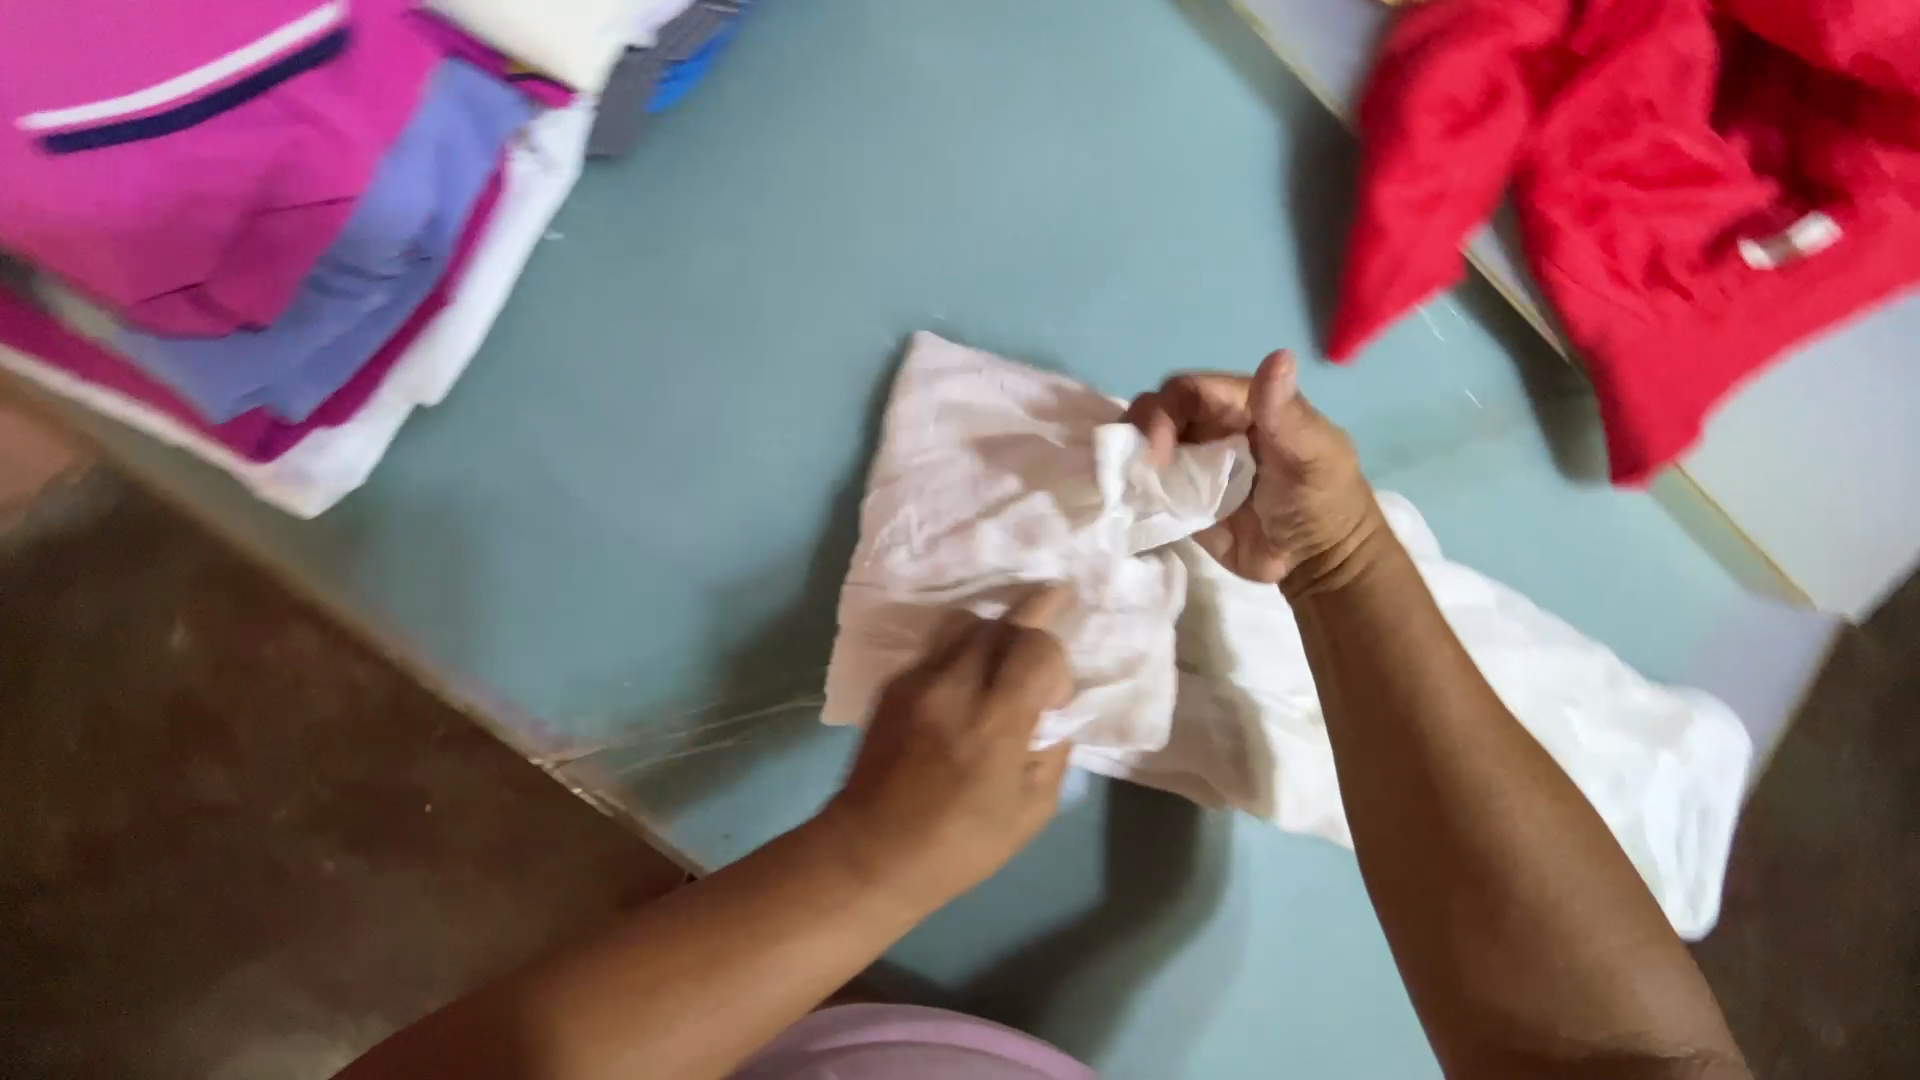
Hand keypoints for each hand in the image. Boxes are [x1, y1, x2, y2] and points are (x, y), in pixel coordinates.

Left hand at [818, 587, 1075, 915]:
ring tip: (1007, 656)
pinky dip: (963, 654)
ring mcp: (917, 680)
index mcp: (994, 722)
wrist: (870, 852)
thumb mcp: (1032, 809)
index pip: (1036, 645)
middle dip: (1034, 624)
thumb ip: (1053, 751)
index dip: (1057, 660)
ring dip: (996, 633)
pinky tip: (969, 682)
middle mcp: (954, 688)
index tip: (1054, 697)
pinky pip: (938, 647)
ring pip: (967, 623)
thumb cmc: (960, 844)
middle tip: (1049, 633)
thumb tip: (1054, 714)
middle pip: (1003, 622)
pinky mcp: (893, 684)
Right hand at [1124, 350, 1380, 591]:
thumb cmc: (1321, 500)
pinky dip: (1132, 486)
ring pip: (1144, 444)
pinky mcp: (1180, 498)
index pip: (1186, 390)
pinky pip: (1146, 485)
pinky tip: (1126, 497)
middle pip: (1157, 412)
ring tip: (1122, 479)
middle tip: (1141, 465)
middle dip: (1139, 430)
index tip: (1158, 447)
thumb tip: (1279, 355)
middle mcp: (1209, 428)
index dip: (1164, 410)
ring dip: (1129, 455)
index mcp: (1240, 406)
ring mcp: (1192, 464)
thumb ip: (1286, 412)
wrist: (1315, 561)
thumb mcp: (1311, 454)